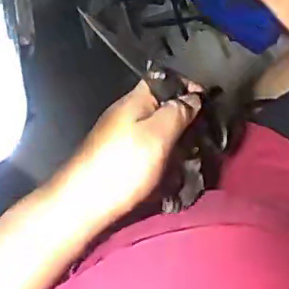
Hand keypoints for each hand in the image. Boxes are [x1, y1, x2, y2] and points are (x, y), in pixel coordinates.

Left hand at [48, 81, 201, 226]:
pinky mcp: (119, 162)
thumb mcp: (158, 134)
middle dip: (186, 121)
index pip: (167, 79)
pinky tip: (173, 176)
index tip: (209, 105)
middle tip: (204, 137)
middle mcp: (127, 113)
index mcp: (135, 99)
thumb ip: (179, 111)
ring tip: (193, 160)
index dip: (189, 87)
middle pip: (164, 108)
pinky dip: (163, 161)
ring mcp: (121, 138)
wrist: (79, 209)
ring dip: (176, 145)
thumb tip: (195, 97)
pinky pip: (149, 153)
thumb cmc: (122, 166)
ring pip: (159, 133)